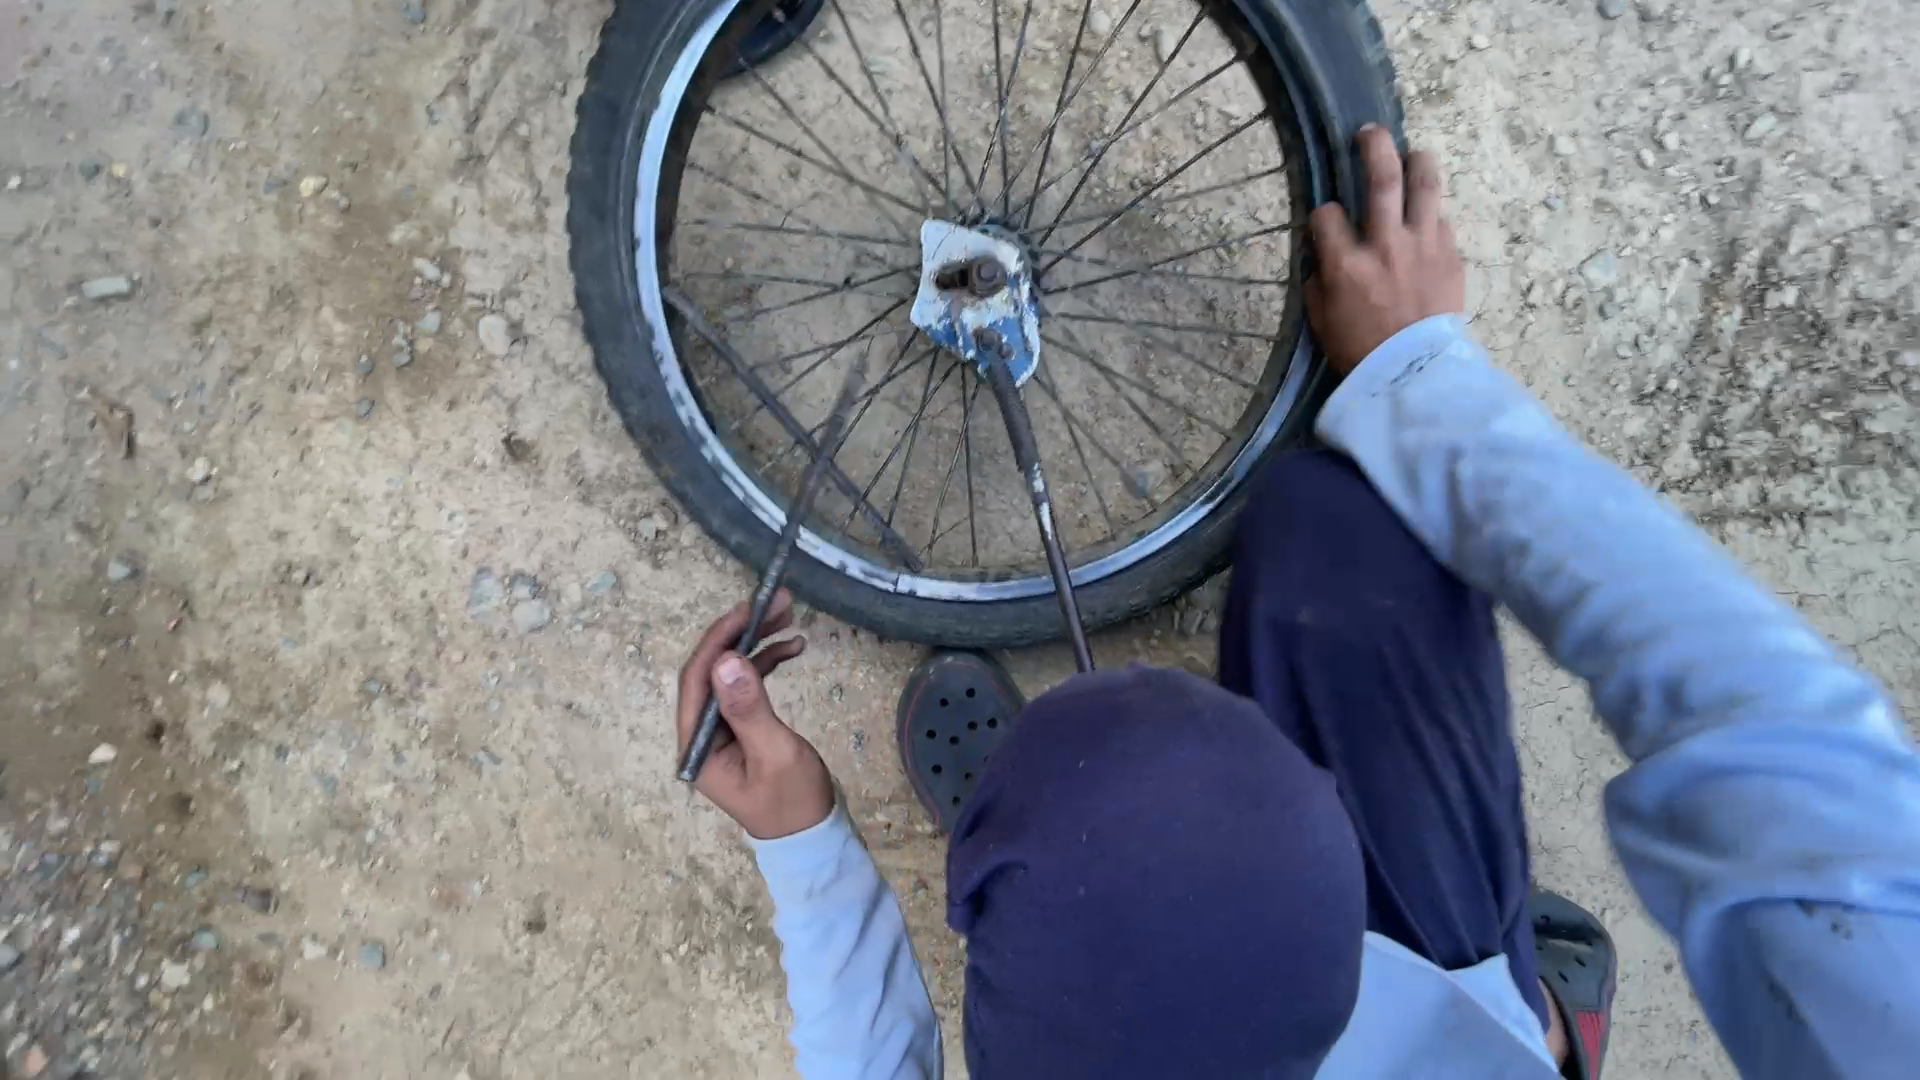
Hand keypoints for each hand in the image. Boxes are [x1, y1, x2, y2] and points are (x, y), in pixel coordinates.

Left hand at [676, 589, 833, 839]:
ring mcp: (722, 730)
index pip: (697, 680)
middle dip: (742, 633)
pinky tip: (793, 647)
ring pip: (732, 673)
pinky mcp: (742, 728)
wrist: (812, 837)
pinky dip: (768, 662)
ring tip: (789, 616)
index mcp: (697, 745)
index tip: (748, 610)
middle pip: (713, 670)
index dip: (719, 640)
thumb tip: (726, 660)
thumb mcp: (774, 754)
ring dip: (758, 643)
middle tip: (778, 603)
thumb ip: (749, 708)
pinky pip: (748, 686)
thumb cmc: (793, 801)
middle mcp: (702, 733)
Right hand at [1307, 125, 1465, 374]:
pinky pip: (1440, 217)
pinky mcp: (1450, 252)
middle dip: (1372, 147)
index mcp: (1346, 266)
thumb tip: (1323, 259)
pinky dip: (1429, 211)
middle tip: (1368, 132)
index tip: (1324, 222)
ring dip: (1417, 159)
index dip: (1322, 216)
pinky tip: (1424, 215)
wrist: (1411, 372)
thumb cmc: (1357, 352)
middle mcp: (1385, 245)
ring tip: (1412, 151)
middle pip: (1381, 177)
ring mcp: (1423, 244)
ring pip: (1424, 182)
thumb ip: (1320, 284)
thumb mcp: (1321, 322)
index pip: (1327, 217)